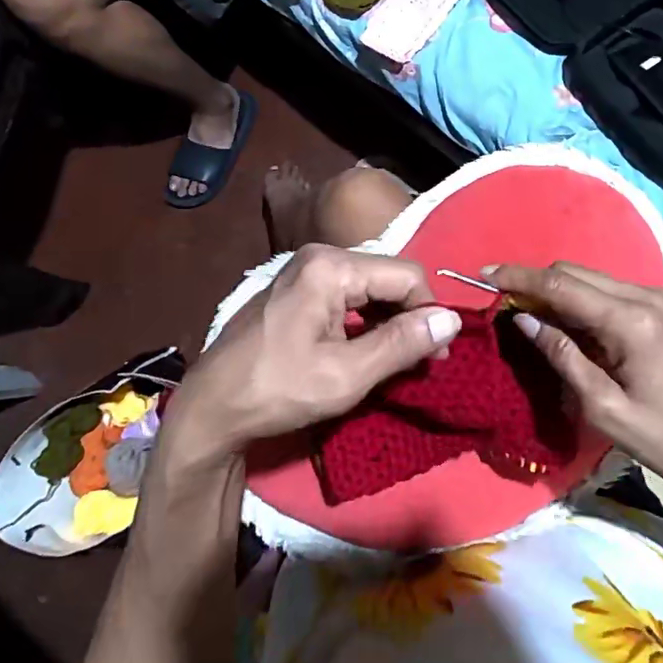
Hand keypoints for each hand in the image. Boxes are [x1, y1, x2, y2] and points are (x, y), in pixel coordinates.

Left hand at [161, 246, 462, 465]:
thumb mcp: (347, 375)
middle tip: (421, 363)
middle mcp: (320, 255)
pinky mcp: (298, 288)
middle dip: (411, 317)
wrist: (211, 407)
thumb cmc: (277, 390)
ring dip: (390, 321)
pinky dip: (366, 321)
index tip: (437, 358)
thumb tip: (452, 320)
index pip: (407, 275)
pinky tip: (368, 351)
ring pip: (371, 287)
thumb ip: (402, 344)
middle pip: (389, 277)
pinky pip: (349, 295)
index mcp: (331, 267)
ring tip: (398, 362)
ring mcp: (305, 270)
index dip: (430, 314)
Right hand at [484, 262, 662, 515]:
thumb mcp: (604, 409)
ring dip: (556, 292)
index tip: (483, 274)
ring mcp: (658, 298)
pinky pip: (608, 292)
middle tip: (501, 305)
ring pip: (590, 279)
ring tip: (526, 316)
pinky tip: (564, 324)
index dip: (519, 278)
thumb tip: (523, 319)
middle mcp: (647, 296)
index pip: (562, 285)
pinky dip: (579, 301)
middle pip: (574, 273)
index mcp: (633, 321)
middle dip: (534, 283)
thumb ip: (562, 356)